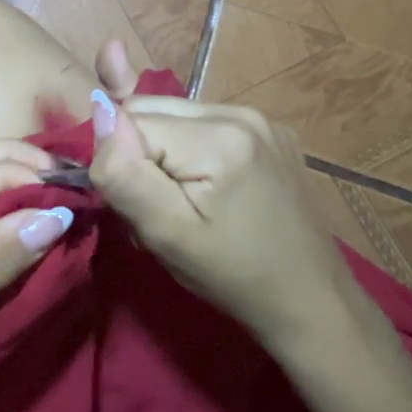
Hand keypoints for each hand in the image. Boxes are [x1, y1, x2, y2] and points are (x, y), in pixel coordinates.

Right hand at [88, 85, 352, 345]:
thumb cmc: (233, 277)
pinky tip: (212, 190)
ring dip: (164, 151)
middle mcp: (240, 111)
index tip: (142, 209)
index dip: (122, 164)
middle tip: (160, 208)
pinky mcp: (271, 130)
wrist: (312, 302)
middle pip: (151, 109)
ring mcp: (261, 117)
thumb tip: (99, 114)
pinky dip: (192, 150)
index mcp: (217, 135)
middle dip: (140, 153)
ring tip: (186, 201)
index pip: (129, 121)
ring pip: (174, 114)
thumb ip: (125, 173)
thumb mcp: (167, 236)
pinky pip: (204, 123)